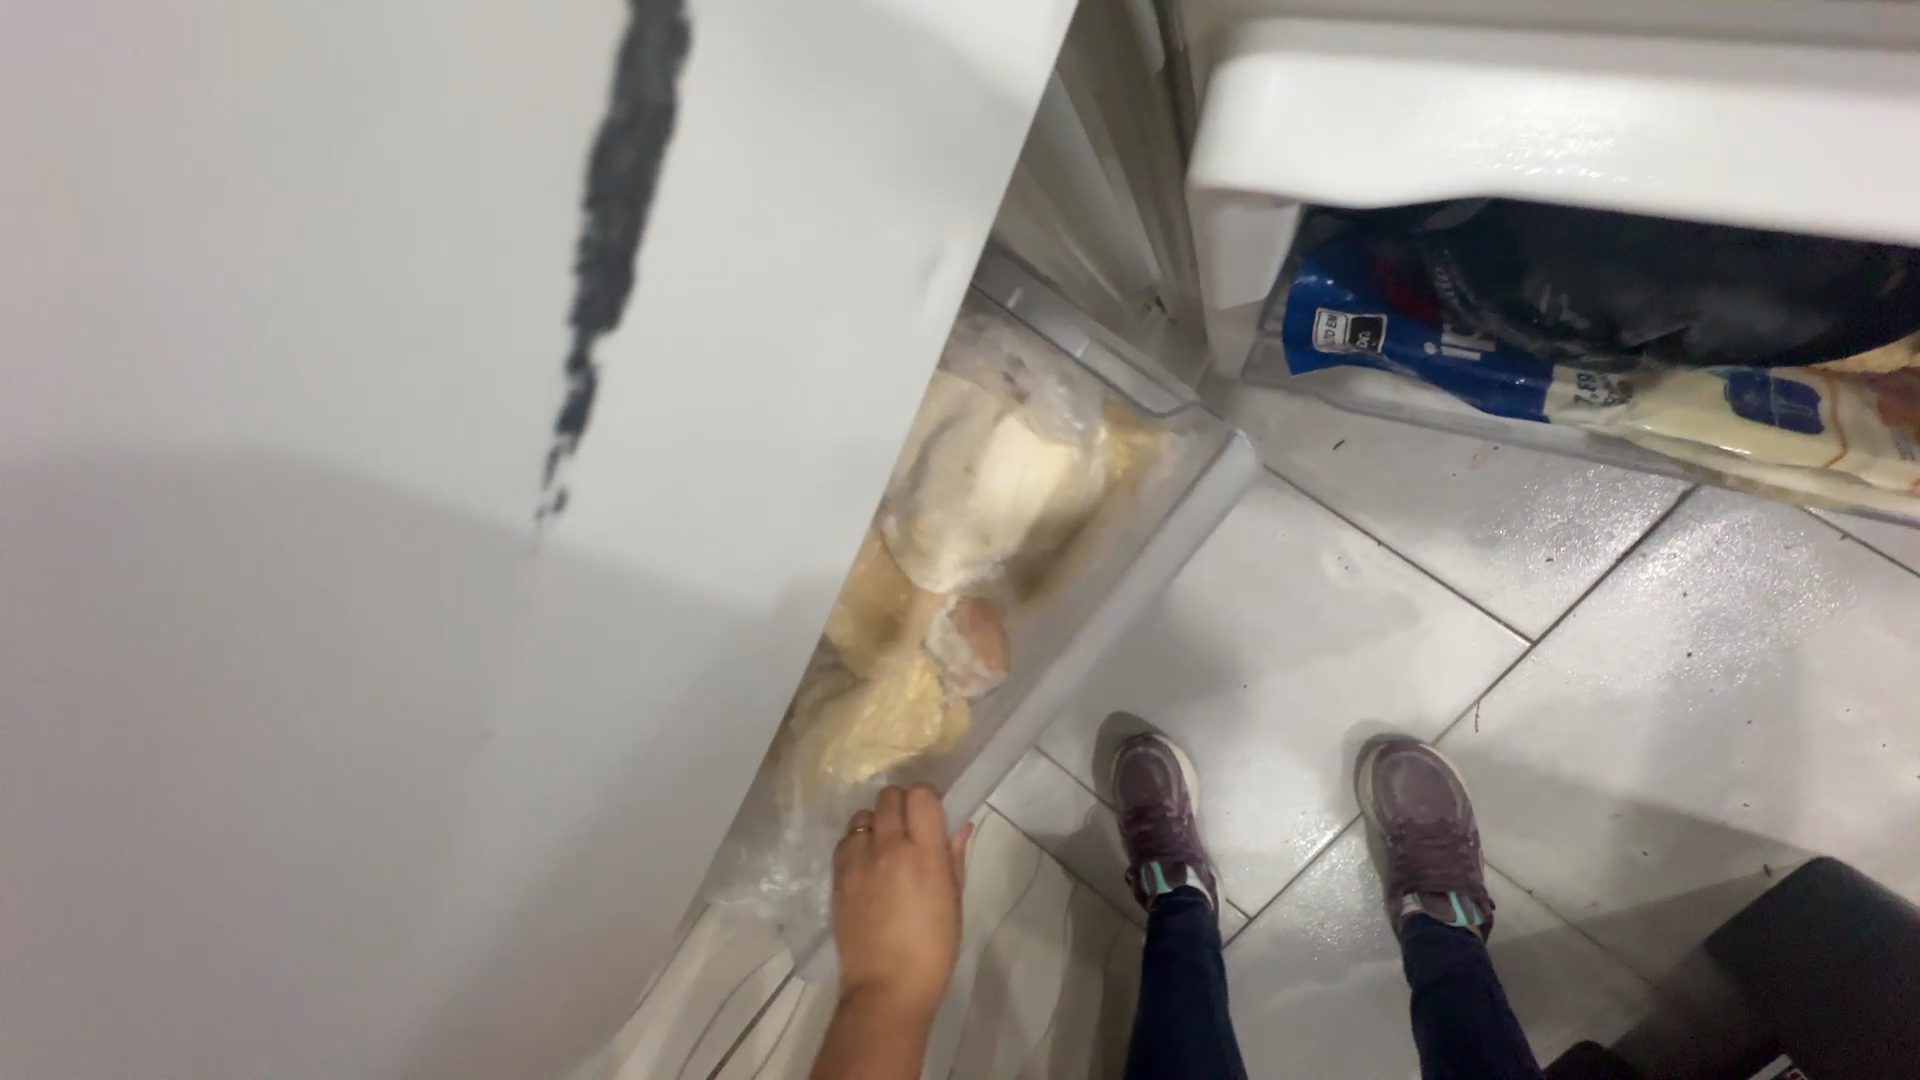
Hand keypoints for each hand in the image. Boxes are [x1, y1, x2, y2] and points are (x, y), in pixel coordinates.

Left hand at [830, 784, 972, 1017]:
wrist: (886, 989)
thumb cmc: (932, 949)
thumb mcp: (954, 901)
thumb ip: (954, 857)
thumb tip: (961, 824)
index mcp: (924, 854)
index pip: (921, 795)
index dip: (927, 797)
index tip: (932, 813)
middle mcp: (889, 847)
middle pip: (890, 795)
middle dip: (902, 804)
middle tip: (910, 829)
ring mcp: (858, 861)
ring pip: (864, 814)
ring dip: (877, 823)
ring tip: (884, 847)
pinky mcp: (837, 876)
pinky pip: (845, 840)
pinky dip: (857, 843)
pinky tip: (866, 864)